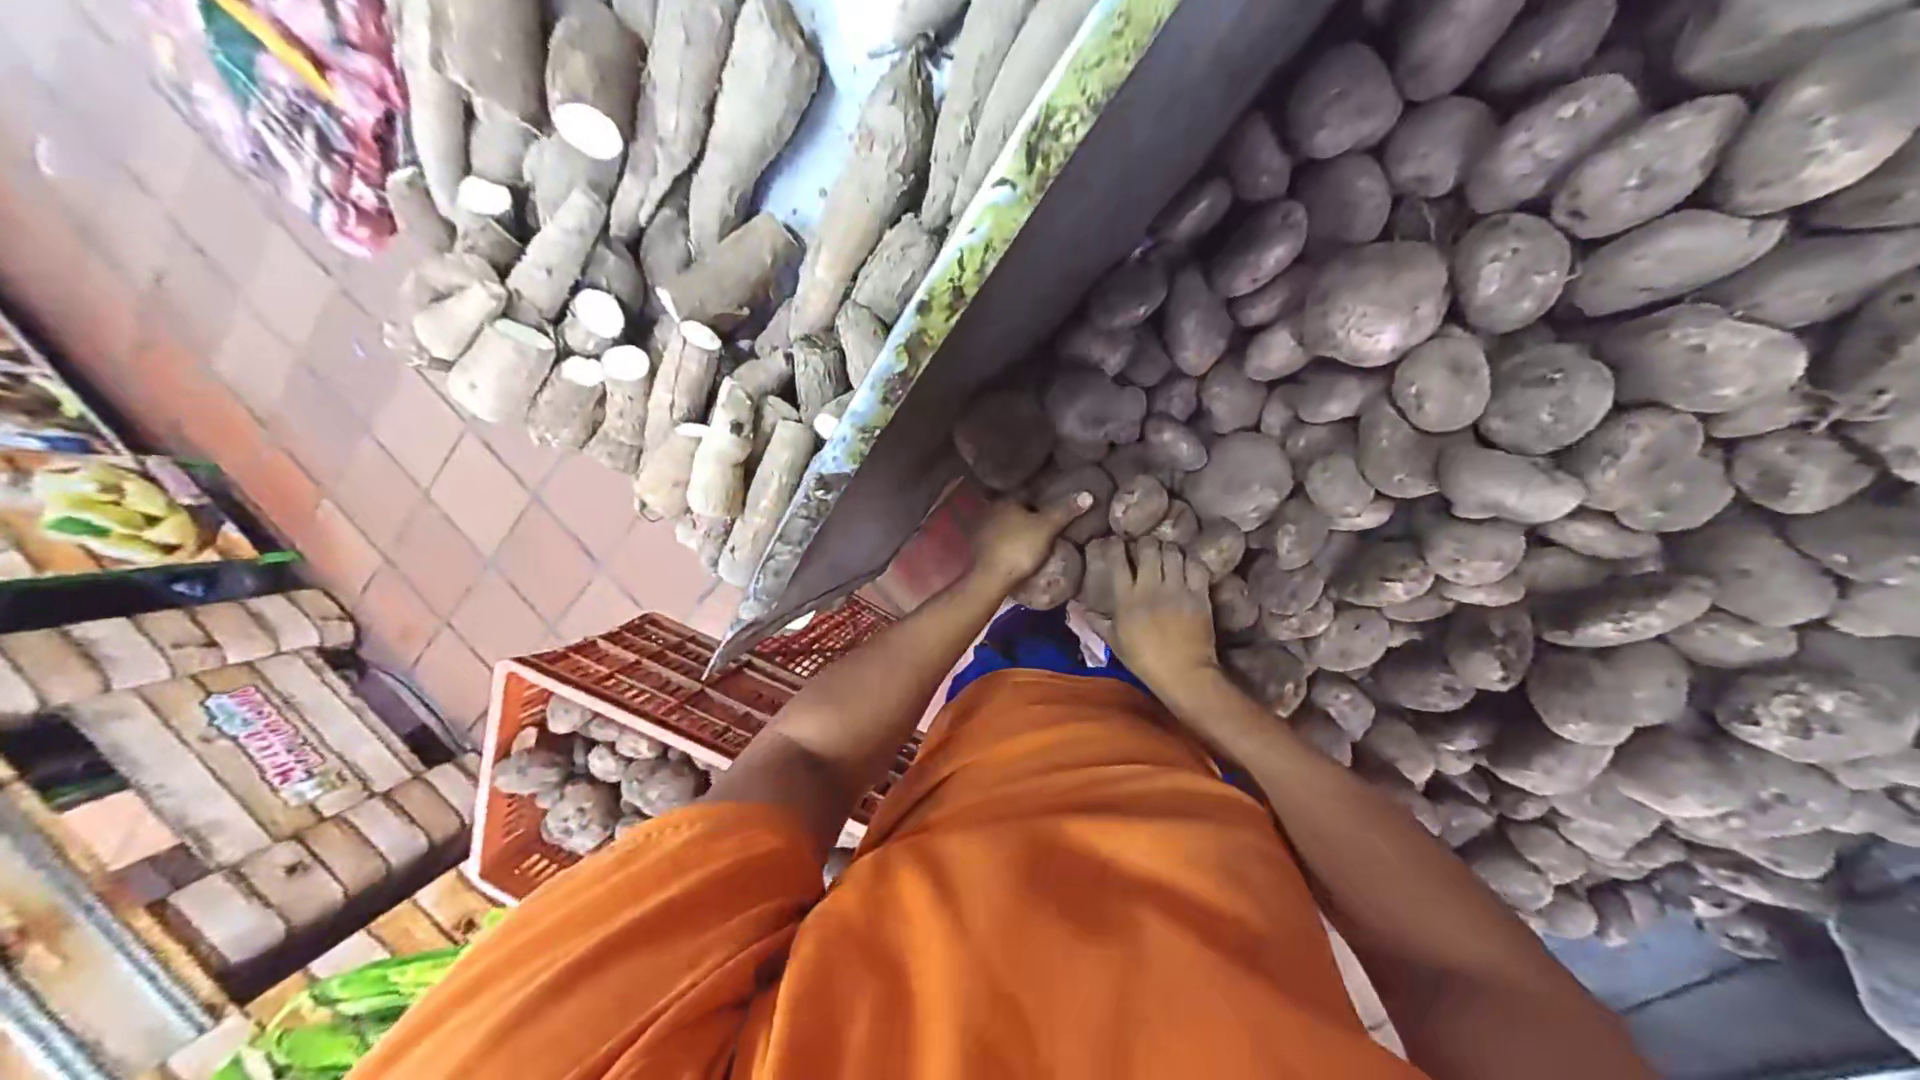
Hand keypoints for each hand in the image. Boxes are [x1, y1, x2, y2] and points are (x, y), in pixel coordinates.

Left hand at [968, 492, 1091, 591]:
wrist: (990, 577)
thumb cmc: (1020, 547)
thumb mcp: (1047, 527)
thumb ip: (1065, 511)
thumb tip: (1087, 494)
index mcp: (1005, 500)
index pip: (1026, 495)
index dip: (1041, 502)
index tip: (1052, 512)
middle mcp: (989, 510)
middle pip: (1014, 510)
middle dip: (1026, 517)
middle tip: (1044, 527)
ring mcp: (980, 529)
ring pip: (1003, 526)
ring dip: (1014, 531)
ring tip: (1031, 541)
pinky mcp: (976, 548)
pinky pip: (995, 540)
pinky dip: (1004, 543)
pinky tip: (1014, 552)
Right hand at [1103, 538, 1221, 700]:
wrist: (1184, 673)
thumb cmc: (1144, 660)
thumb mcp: (1114, 642)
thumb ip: (1097, 621)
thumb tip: (1078, 608)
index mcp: (1126, 598)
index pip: (1118, 560)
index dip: (1116, 546)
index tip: (1116, 543)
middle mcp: (1150, 587)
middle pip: (1148, 548)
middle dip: (1146, 543)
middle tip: (1146, 548)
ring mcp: (1177, 589)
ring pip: (1173, 552)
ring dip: (1168, 549)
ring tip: (1166, 554)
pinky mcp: (1199, 594)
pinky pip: (1196, 566)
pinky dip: (1190, 562)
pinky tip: (1186, 566)